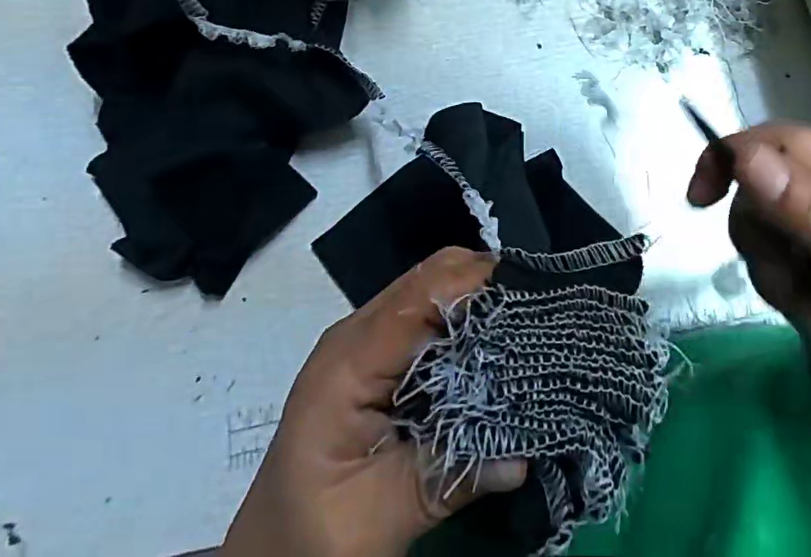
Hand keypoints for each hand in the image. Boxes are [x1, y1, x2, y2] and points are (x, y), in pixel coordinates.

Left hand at [222, 247, 527, 556]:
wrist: (271, 547)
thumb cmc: (312, 531)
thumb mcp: (375, 517)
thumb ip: (442, 480)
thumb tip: (520, 456)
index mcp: (349, 361)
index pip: (416, 298)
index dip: (473, 286)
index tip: (531, 291)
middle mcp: (357, 336)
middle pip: (425, 280)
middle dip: (482, 283)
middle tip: (539, 307)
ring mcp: (367, 344)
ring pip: (428, 292)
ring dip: (476, 299)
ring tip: (529, 319)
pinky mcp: (380, 360)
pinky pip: (425, 320)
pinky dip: (463, 321)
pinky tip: (496, 343)